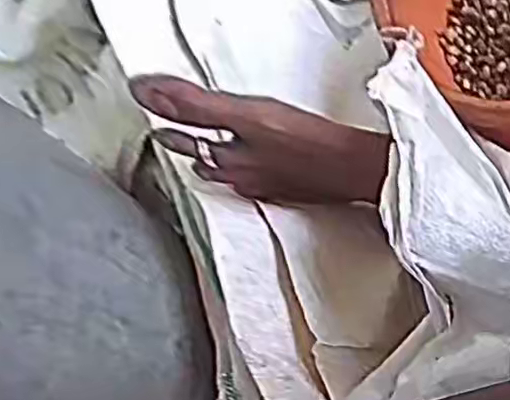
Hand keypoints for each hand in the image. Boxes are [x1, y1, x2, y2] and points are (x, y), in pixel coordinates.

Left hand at [128, 75, 391, 203]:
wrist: (364, 170)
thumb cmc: (312, 145)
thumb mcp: (246, 115)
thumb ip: (194, 106)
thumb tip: (144, 95)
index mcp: (233, 164)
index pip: (189, 145)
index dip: (171, 133)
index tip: (160, 128)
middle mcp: (252, 183)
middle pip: (215, 169)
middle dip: (199, 159)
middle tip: (185, 147)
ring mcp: (281, 191)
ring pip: (241, 182)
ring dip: (228, 173)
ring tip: (221, 165)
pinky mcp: (306, 194)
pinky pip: (271, 190)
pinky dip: (260, 183)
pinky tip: (265, 180)